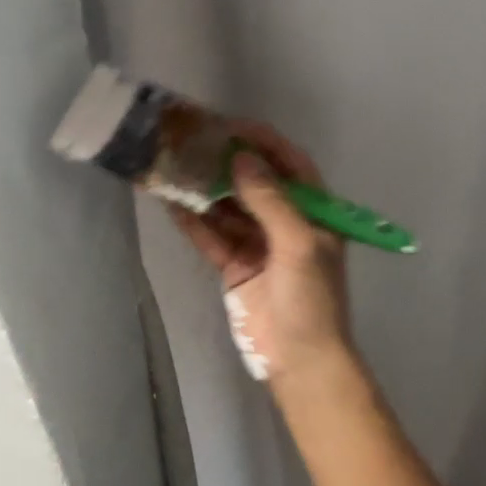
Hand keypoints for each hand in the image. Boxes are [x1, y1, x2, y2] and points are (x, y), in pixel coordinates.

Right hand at [170, 122, 352, 381]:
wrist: (300, 359)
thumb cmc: (311, 299)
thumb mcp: (298, 244)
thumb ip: (271, 200)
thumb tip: (241, 158)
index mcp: (314, 212)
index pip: (288, 164)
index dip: (261, 142)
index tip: (228, 127)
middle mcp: (286, 222)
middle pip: (253, 183)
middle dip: (225, 163)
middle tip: (192, 143)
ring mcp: (258, 245)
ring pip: (227, 208)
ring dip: (204, 190)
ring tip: (175, 167)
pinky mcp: (235, 268)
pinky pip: (212, 237)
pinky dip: (193, 222)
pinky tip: (172, 204)